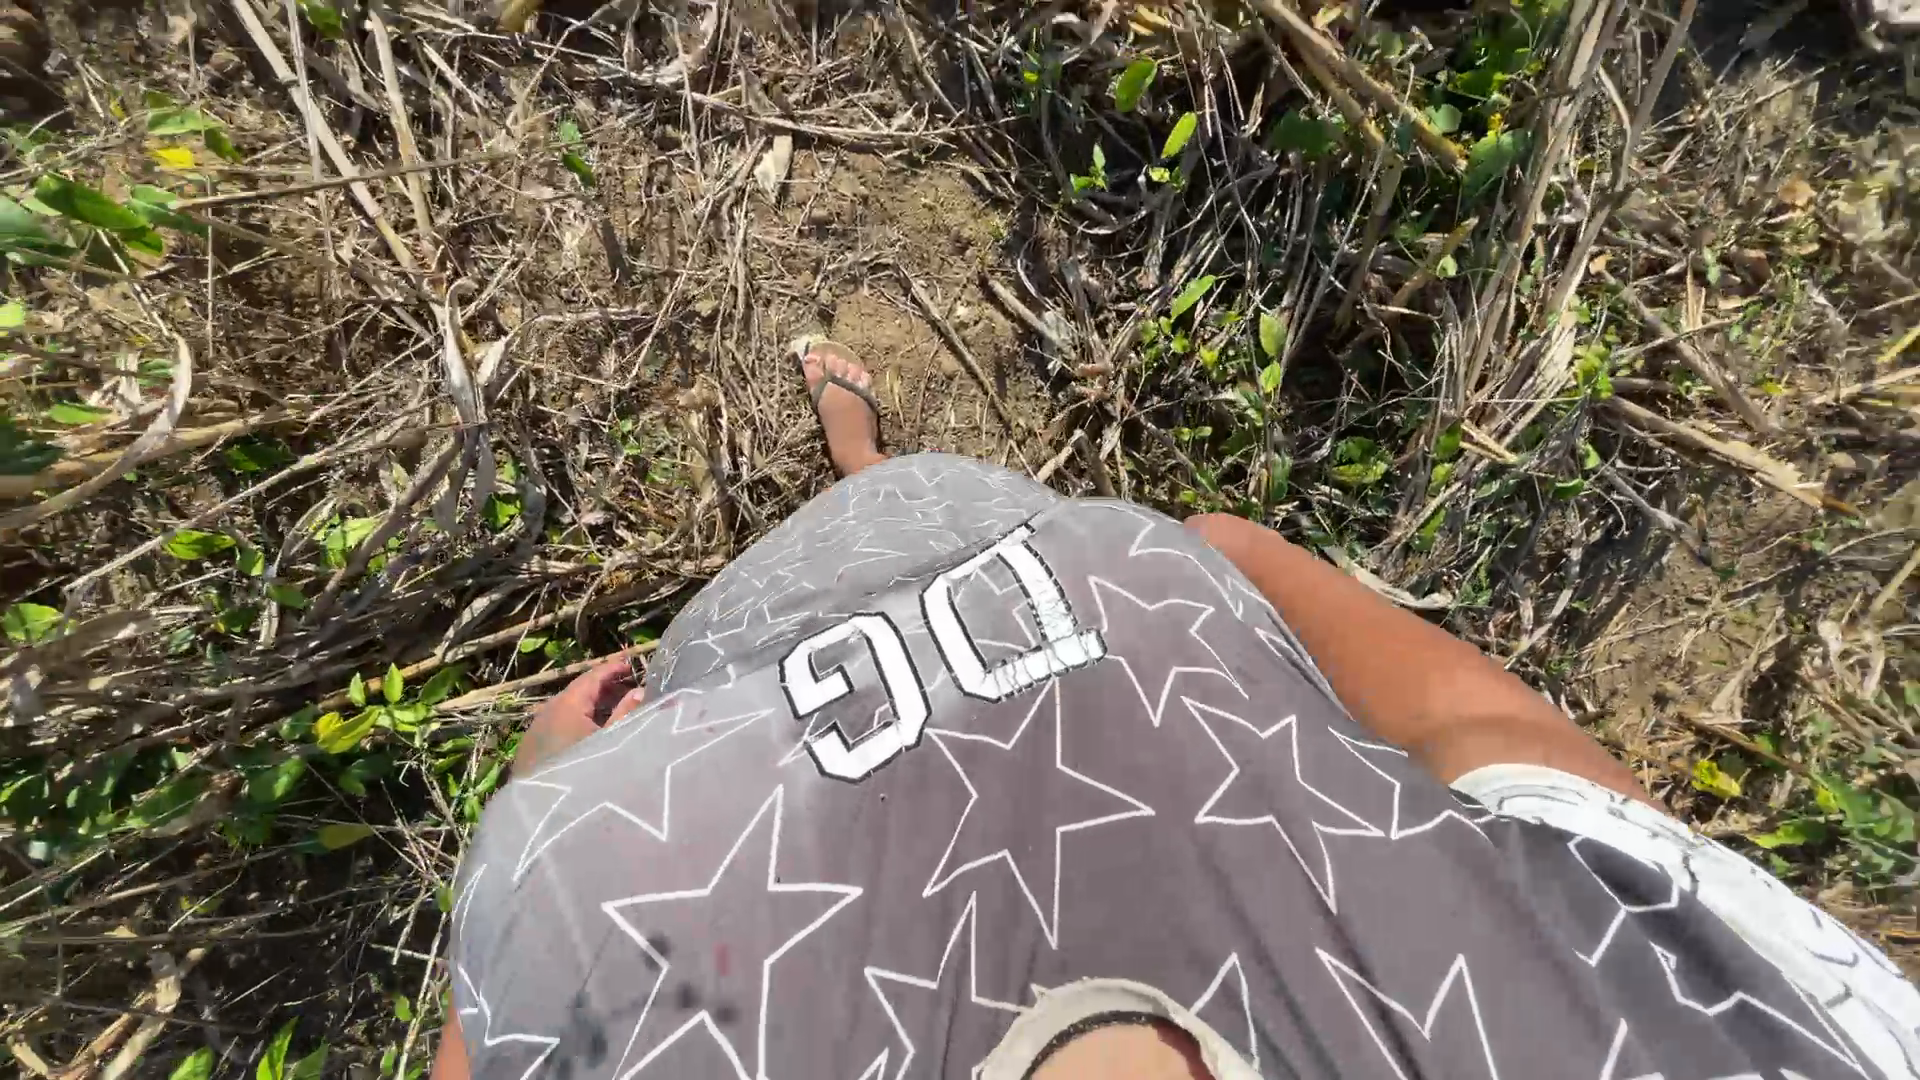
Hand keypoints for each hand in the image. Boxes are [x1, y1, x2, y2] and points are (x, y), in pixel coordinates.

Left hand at [511, 653, 646, 772]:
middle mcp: (548, 711)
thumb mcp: (613, 740)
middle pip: (578, 691)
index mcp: (567, 705)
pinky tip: (590, 730)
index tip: (630, 664)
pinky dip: (577, 719)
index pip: (591, 677)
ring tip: (613, 708)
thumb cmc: (585, 770)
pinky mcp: (530, 748)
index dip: (612, 668)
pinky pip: (557, 723)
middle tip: (627, 686)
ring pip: (567, 708)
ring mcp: (536, 730)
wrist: (545, 811)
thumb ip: (627, 713)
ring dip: (590, 704)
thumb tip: (639, 691)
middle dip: (603, 686)